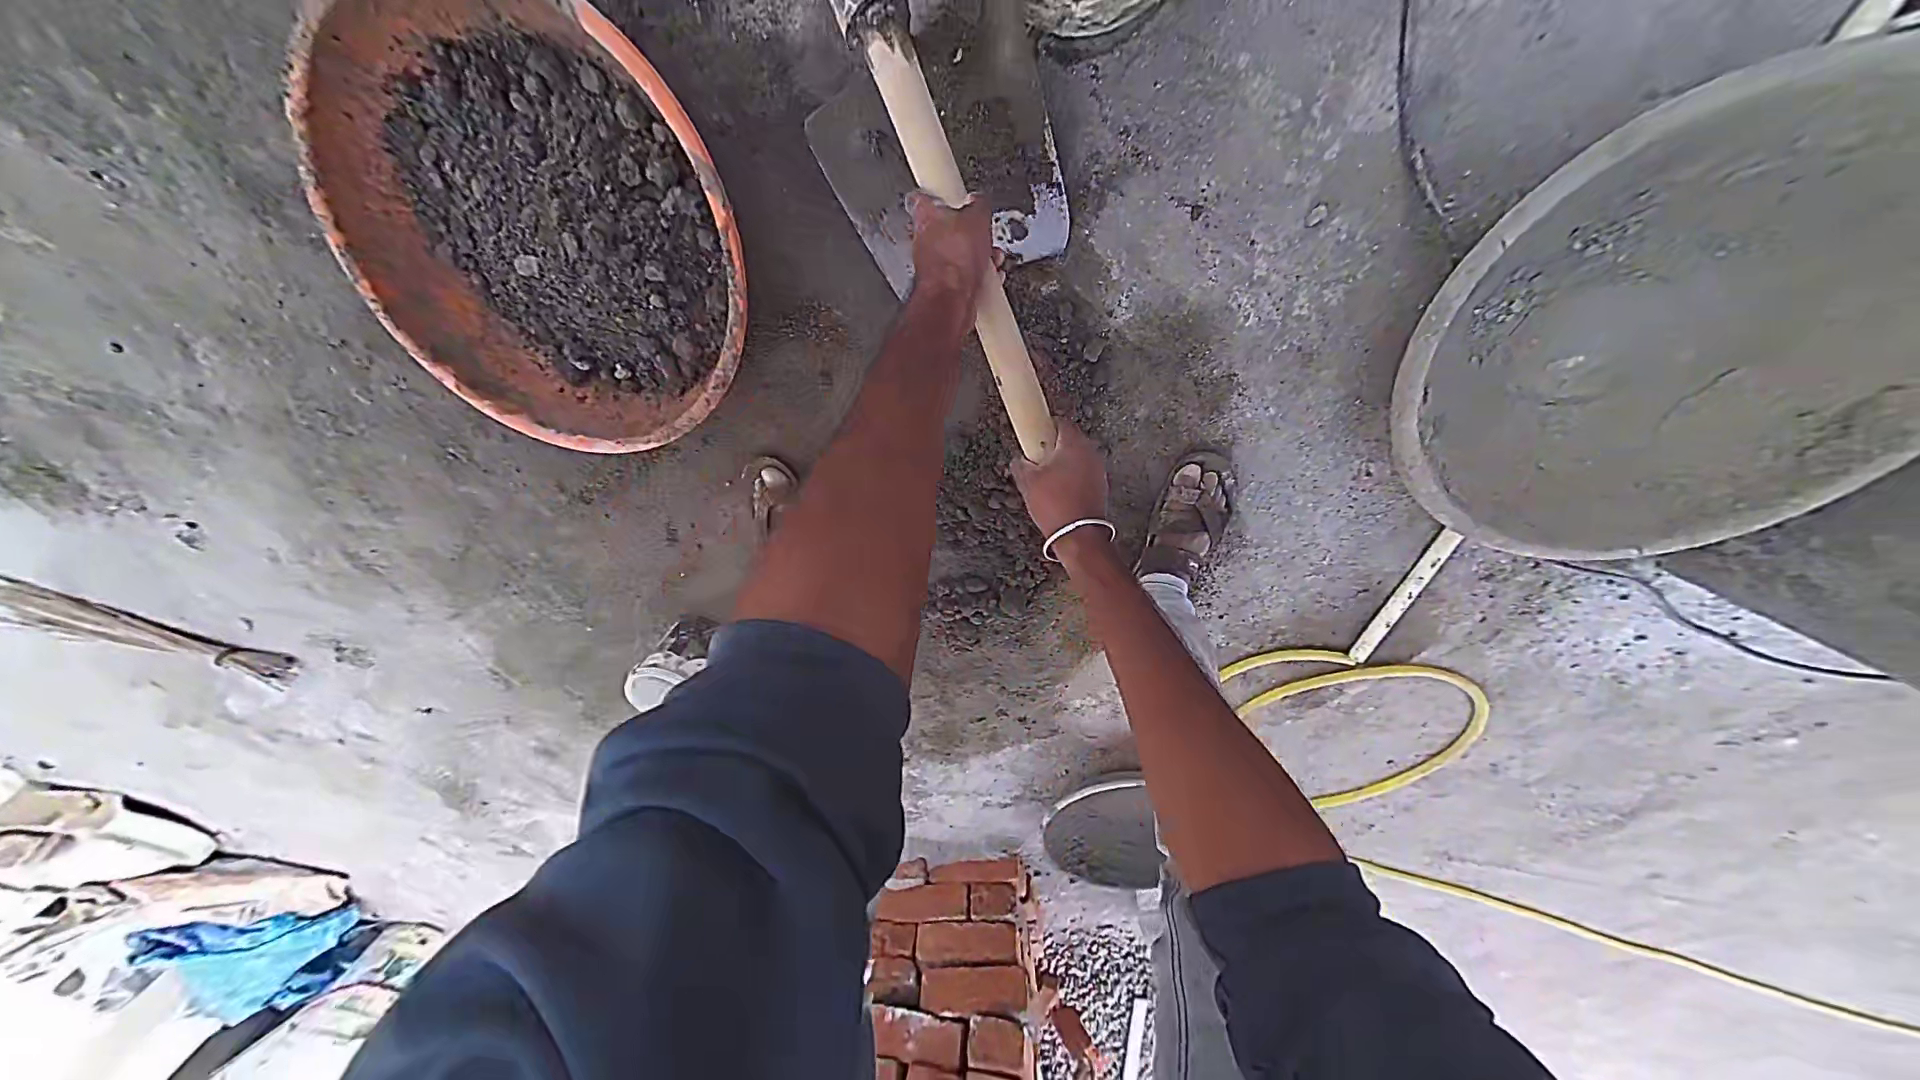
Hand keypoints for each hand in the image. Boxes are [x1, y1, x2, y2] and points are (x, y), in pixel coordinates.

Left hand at [907, 191, 993, 311]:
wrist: (952, 299)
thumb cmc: (954, 260)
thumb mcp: (977, 217)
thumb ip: (978, 206)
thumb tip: (980, 201)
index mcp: (924, 216)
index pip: (922, 198)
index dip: (938, 196)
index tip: (949, 197)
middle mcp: (923, 241)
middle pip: (948, 230)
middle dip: (970, 233)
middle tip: (982, 234)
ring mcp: (932, 266)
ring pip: (958, 254)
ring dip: (977, 256)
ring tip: (989, 259)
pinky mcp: (943, 287)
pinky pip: (963, 276)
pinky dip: (977, 276)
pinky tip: (987, 277)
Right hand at [1010, 418, 1107, 536]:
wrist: (1077, 534)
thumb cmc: (1055, 505)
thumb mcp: (1028, 482)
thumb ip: (1021, 465)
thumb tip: (1019, 460)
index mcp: (1073, 444)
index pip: (1061, 422)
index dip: (1046, 426)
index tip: (1035, 434)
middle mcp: (1090, 452)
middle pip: (1071, 440)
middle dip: (1054, 446)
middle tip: (1038, 458)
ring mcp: (1098, 469)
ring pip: (1078, 457)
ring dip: (1064, 462)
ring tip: (1047, 478)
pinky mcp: (1100, 486)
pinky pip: (1084, 473)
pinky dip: (1073, 477)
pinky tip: (1060, 491)